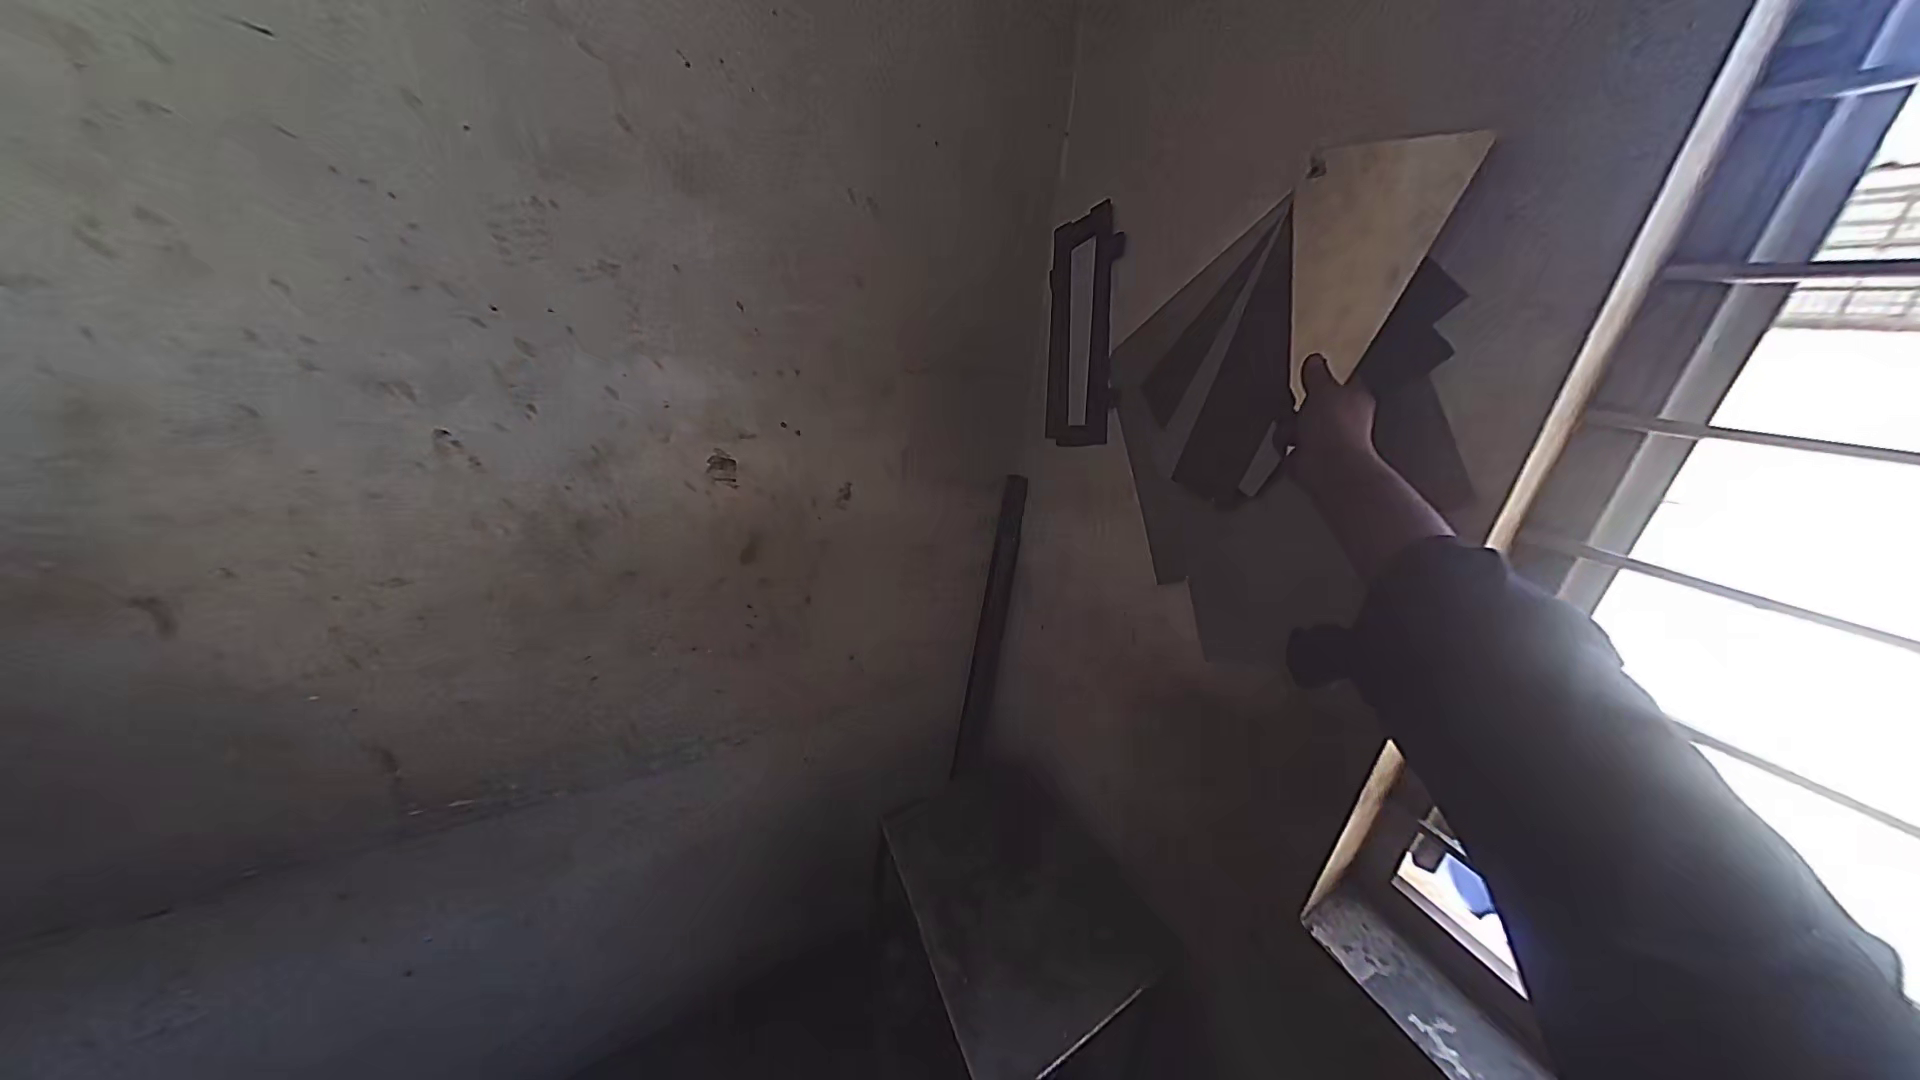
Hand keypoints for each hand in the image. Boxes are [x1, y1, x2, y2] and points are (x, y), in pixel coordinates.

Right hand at [1291, 353, 1379, 497]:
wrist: (1328, 467)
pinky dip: (1284, 443)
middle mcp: (1341, 417)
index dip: (1324, 375)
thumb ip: (1317, 374)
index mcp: (1354, 397)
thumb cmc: (1334, 427)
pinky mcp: (1307, 454)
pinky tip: (1288, 445)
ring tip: (1294, 431)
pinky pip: (1287, 442)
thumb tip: (1314, 359)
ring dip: (1289, 426)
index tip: (1308, 373)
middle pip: (1312, 401)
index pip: (1340, 379)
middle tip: (1297, 405)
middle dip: (1299, 404)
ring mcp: (1324, 437)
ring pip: (1296, 421)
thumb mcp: (1324, 390)